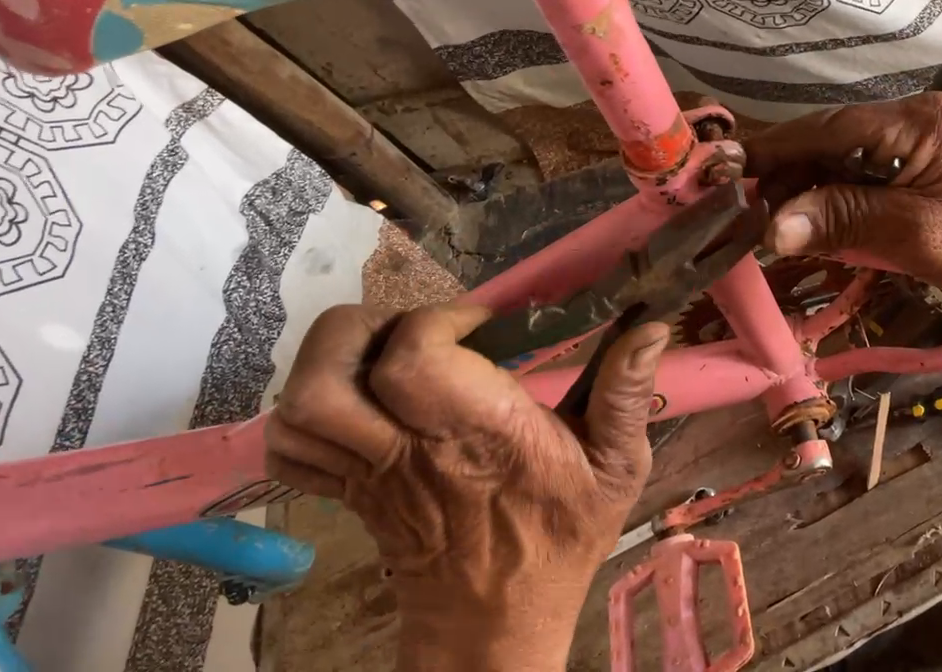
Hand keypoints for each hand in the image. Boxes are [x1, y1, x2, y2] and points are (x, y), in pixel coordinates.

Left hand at [265, 302, 669, 668]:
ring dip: (330, 360)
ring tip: (385, 349)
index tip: (484, 323)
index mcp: (481, 435)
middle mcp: (410, 450)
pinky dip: (306, 409)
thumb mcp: (617, 464)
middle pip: (332, 377)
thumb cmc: (563, 533)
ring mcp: (368, 473)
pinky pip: (290, 446)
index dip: (437, 321)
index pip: (414, 361)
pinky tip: (356, 395)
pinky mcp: (346, 490)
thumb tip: (651, 325)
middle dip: (372, 327)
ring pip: (299, 408)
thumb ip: (626, 392)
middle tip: (425, 328)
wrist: (497, 619)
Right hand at [745, 92, 941, 299]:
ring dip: (811, 183)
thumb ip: (843, 219)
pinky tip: (814, 213)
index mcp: (921, 120)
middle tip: (744, 201)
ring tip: (772, 214)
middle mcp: (918, 115)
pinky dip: (837, 190)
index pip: (833, 127)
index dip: (779, 147)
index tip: (730, 163)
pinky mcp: (923, 158)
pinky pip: (867, 167)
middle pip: (836, 137)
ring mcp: (922, 136)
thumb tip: (772, 227)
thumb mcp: (912, 233)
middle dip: (791, 169)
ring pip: (847, 153)